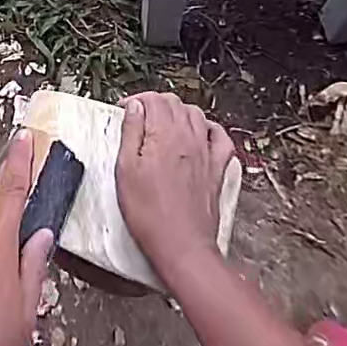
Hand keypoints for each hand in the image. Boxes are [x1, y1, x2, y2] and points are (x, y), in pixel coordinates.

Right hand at [116, 92, 236, 279]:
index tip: (126, 109)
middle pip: (174, 103)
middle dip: (155, 103)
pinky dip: (210, 130)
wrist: (182, 246)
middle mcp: (188, 136)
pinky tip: (200, 134)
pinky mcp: (217, 168)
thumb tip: (133, 108)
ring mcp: (206, 151)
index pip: (153, 99)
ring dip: (179, 113)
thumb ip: (130, 133)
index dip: (137, 100)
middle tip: (140, 116)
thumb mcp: (126, 170)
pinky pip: (220, 138)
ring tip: (164, 123)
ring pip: (196, 114)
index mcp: (164, 133)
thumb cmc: (150, 214)